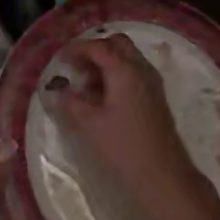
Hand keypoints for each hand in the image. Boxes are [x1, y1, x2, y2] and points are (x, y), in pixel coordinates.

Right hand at [50, 34, 216, 219]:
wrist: (164, 176)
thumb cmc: (123, 148)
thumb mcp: (90, 125)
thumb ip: (71, 103)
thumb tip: (56, 89)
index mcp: (124, 70)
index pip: (98, 47)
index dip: (77, 49)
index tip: (60, 59)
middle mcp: (141, 68)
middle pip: (117, 44)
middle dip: (95, 50)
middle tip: (76, 67)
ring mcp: (152, 81)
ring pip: (128, 57)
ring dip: (107, 62)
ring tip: (87, 84)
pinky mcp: (156, 96)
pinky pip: (134, 72)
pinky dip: (117, 73)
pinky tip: (104, 96)